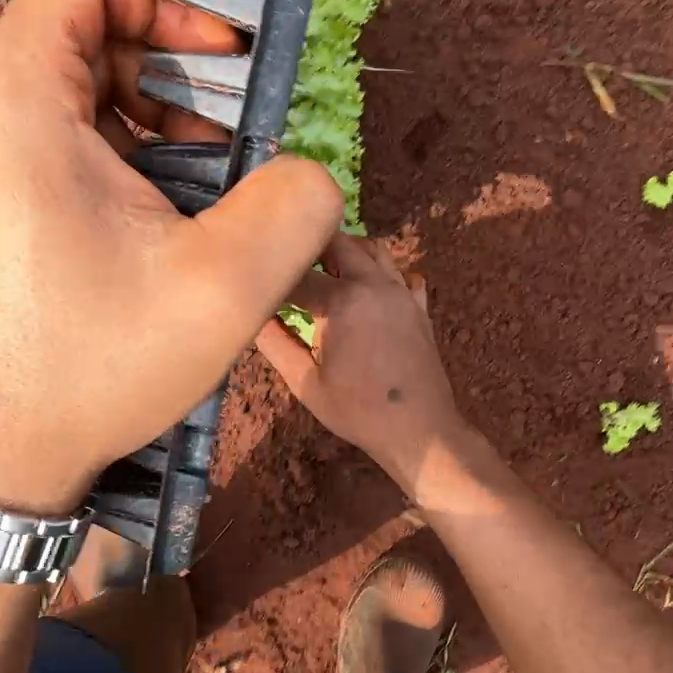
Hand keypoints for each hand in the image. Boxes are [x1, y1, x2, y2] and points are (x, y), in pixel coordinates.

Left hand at [0, 0, 343, 515]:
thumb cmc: (95, 372)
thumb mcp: (227, 287)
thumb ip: (298, 202)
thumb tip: (307, 170)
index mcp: (11, 101)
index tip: (224, 65)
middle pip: (79, 31)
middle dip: (170, 69)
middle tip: (226, 141)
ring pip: (65, 89)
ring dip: (145, 118)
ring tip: (197, 189)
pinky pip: (41, 139)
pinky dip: (107, 154)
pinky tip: (149, 222)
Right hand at [254, 233, 468, 485]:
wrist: (419, 430)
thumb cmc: (357, 410)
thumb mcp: (305, 382)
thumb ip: (275, 343)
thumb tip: (253, 316)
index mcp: (342, 301)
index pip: (299, 275)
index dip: (276, 278)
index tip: (260, 283)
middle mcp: (374, 284)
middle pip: (339, 243)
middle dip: (311, 248)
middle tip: (289, 265)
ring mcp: (401, 291)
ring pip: (373, 249)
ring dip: (347, 252)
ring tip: (325, 271)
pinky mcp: (418, 305)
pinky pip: (401, 272)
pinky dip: (382, 272)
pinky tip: (367, 292)